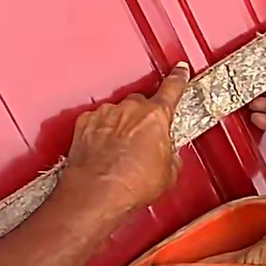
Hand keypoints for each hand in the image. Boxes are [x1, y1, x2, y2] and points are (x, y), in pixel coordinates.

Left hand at [61, 64, 190, 215]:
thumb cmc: (130, 185)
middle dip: (145, 119)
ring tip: (121, 153)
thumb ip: (172, 154)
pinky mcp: (85, 123)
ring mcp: (105, 114)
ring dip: (122, 127)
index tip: (180, 70)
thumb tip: (169, 155)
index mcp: (156, 116)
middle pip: (142, 104)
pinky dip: (102, 133)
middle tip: (145, 141)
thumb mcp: (168, 174)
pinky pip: (98, 123)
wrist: (95, 195)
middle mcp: (130, 109)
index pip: (172, 88)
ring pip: (119, 113)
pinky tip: (104, 152)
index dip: (178, 78)